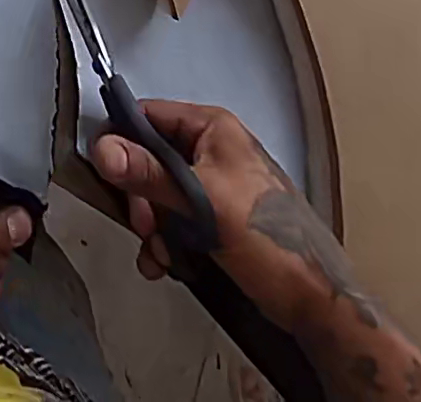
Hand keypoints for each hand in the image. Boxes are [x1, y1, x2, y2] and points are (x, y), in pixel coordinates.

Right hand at [91, 99, 337, 330]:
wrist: (317, 305)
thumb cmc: (272, 240)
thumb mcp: (202, 201)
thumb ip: (148, 173)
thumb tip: (103, 149)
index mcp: (212, 127)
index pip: (147, 115)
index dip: (123, 140)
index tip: (109, 171)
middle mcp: (209, 148)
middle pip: (148, 158)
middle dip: (140, 196)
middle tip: (143, 222)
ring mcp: (211, 183)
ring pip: (156, 191)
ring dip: (150, 223)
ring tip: (159, 248)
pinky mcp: (212, 215)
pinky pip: (171, 216)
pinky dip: (163, 238)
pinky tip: (165, 259)